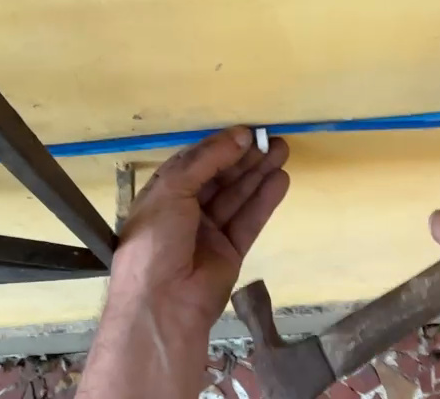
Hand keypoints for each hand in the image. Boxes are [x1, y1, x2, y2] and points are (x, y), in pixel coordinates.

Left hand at [90, 127, 289, 390]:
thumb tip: (240, 136)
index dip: (221, 146)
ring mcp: (209, 233)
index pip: (196, 162)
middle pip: (221, 177)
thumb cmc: (156, 240)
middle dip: (245, 157)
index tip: (247, 132)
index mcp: (165, 193)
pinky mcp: (230, 252)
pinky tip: (280, 181)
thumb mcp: (172, 189)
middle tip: (272, 139)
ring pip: (238, 196)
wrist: (162, 305)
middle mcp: (186, 210)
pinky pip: (249, 220)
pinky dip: (265, 200)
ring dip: (259, 173)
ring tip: (283, 151)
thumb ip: (207, 160)